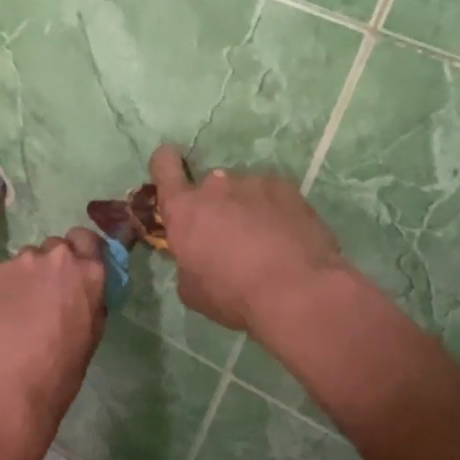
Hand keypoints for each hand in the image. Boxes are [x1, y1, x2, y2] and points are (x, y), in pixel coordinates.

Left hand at [0, 228, 107, 427]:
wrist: (9, 384)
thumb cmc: (60, 370)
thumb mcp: (91, 333)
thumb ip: (90, 300)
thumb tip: (83, 291)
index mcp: (89, 272)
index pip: (88, 239)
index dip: (81, 251)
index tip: (76, 268)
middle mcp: (58, 257)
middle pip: (56, 247)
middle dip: (53, 265)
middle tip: (46, 293)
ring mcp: (23, 261)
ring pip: (28, 259)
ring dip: (28, 275)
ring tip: (19, 307)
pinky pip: (5, 272)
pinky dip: (6, 287)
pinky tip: (1, 314)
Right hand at [150, 145, 346, 334]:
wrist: (296, 290)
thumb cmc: (234, 295)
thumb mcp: (192, 291)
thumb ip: (187, 263)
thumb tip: (195, 258)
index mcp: (183, 209)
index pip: (163, 164)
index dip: (166, 165)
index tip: (175, 176)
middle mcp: (214, 185)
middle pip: (209, 186)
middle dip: (217, 206)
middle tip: (232, 238)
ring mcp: (251, 182)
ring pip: (243, 191)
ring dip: (247, 208)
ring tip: (266, 242)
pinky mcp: (285, 186)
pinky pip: (272, 194)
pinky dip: (275, 210)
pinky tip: (287, 237)